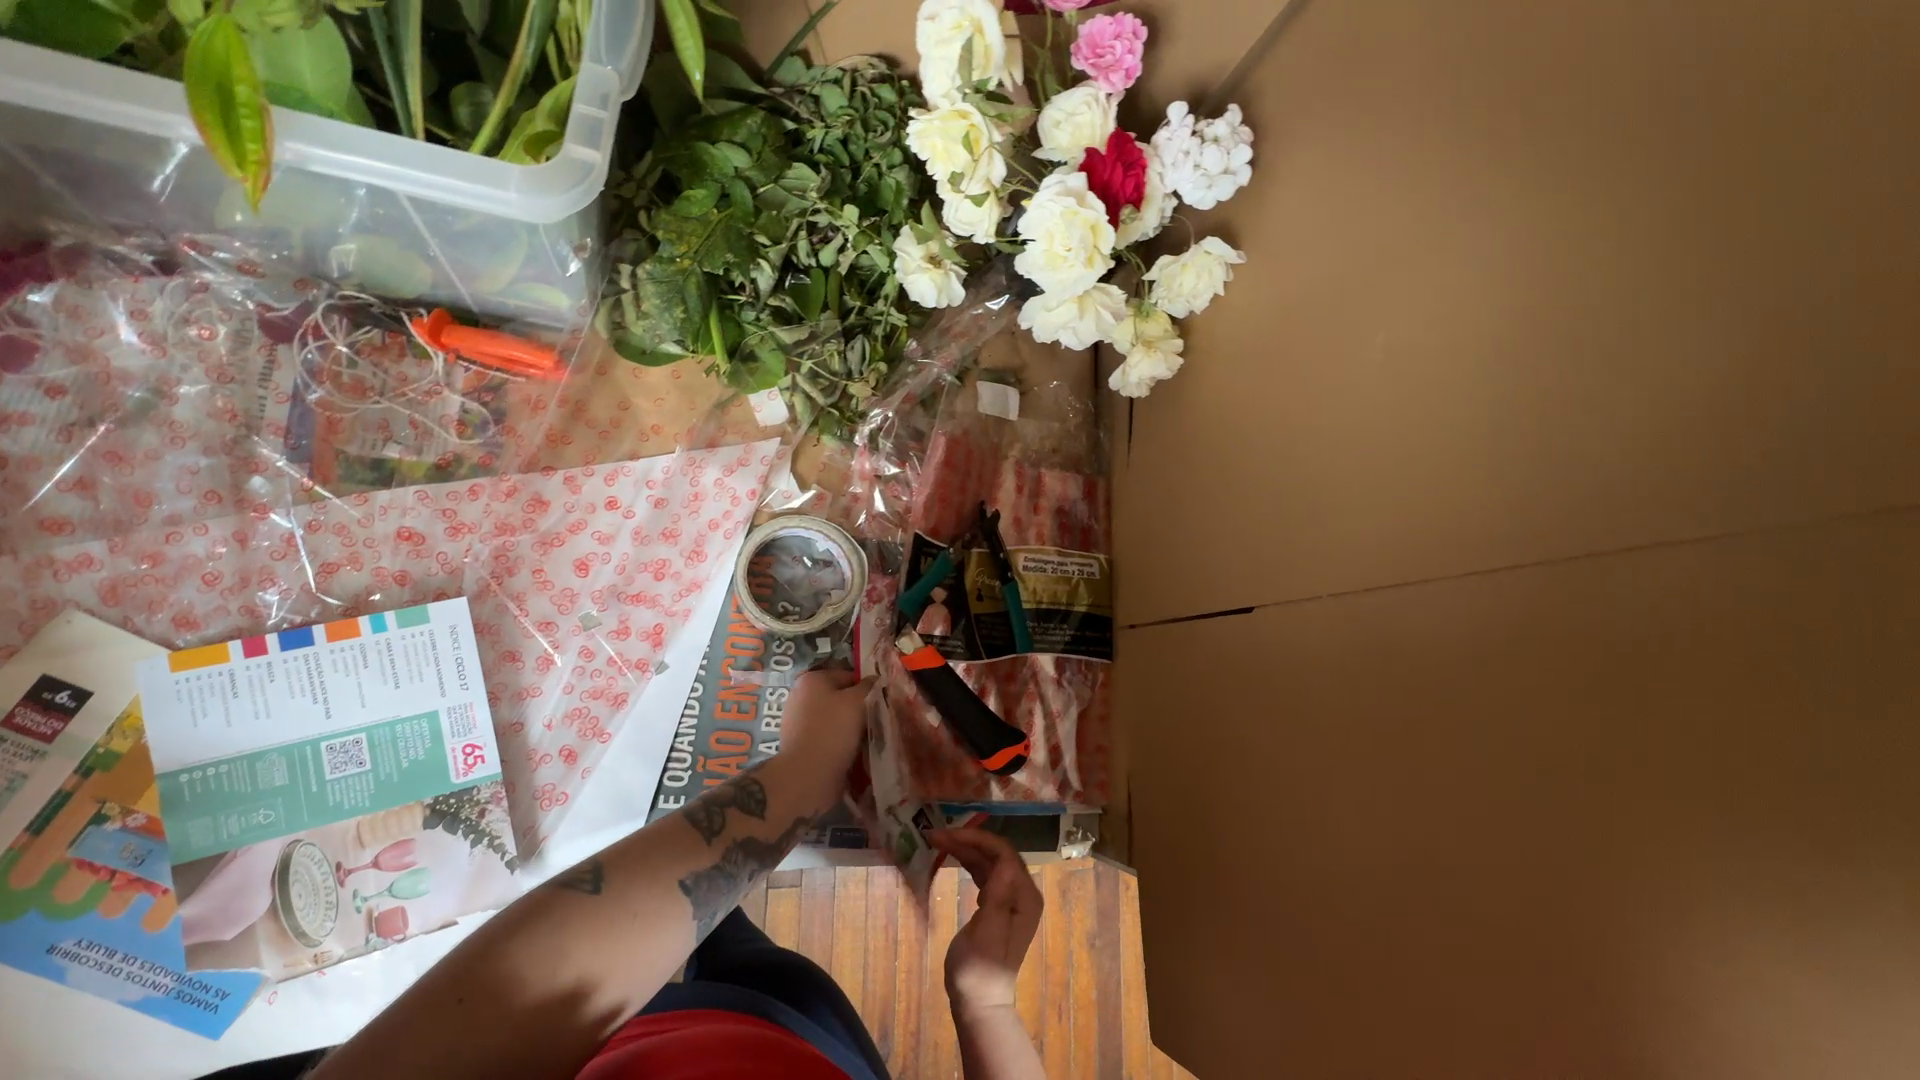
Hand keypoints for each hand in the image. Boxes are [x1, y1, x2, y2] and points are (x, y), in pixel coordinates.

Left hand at [782, 667, 872, 772]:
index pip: (848, 675)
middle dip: (857, 708)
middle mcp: (800, 695)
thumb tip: (874, 680)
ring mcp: (797, 720)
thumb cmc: (833, 731)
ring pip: (834, 718)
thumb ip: (869, 687)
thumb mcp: (858, 702)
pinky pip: (826, 736)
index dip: (867, 688)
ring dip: (850, 727)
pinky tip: (851, 751)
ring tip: (866, 739)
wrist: (807, 774)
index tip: (880, 703)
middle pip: (839, 697)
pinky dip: (838, 741)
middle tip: (875, 721)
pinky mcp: (799, 743)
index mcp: (812, 679)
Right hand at [932, 828, 1042, 1016]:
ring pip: (988, 862)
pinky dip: (967, 863)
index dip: (976, 839)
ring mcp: (1010, 900)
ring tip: (937, 840)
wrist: (978, 1003)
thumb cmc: (980, 970)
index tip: (947, 834)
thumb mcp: (988, 932)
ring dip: (965, 849)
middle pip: (997, 854)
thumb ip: (998, 897)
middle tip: (936, 835)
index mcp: (1025, 897)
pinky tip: (951, 857)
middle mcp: (1022, 893)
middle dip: (968, 840)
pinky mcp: (996, 906)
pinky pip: (983, 875)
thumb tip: (1005, 863)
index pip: (1004, 854)